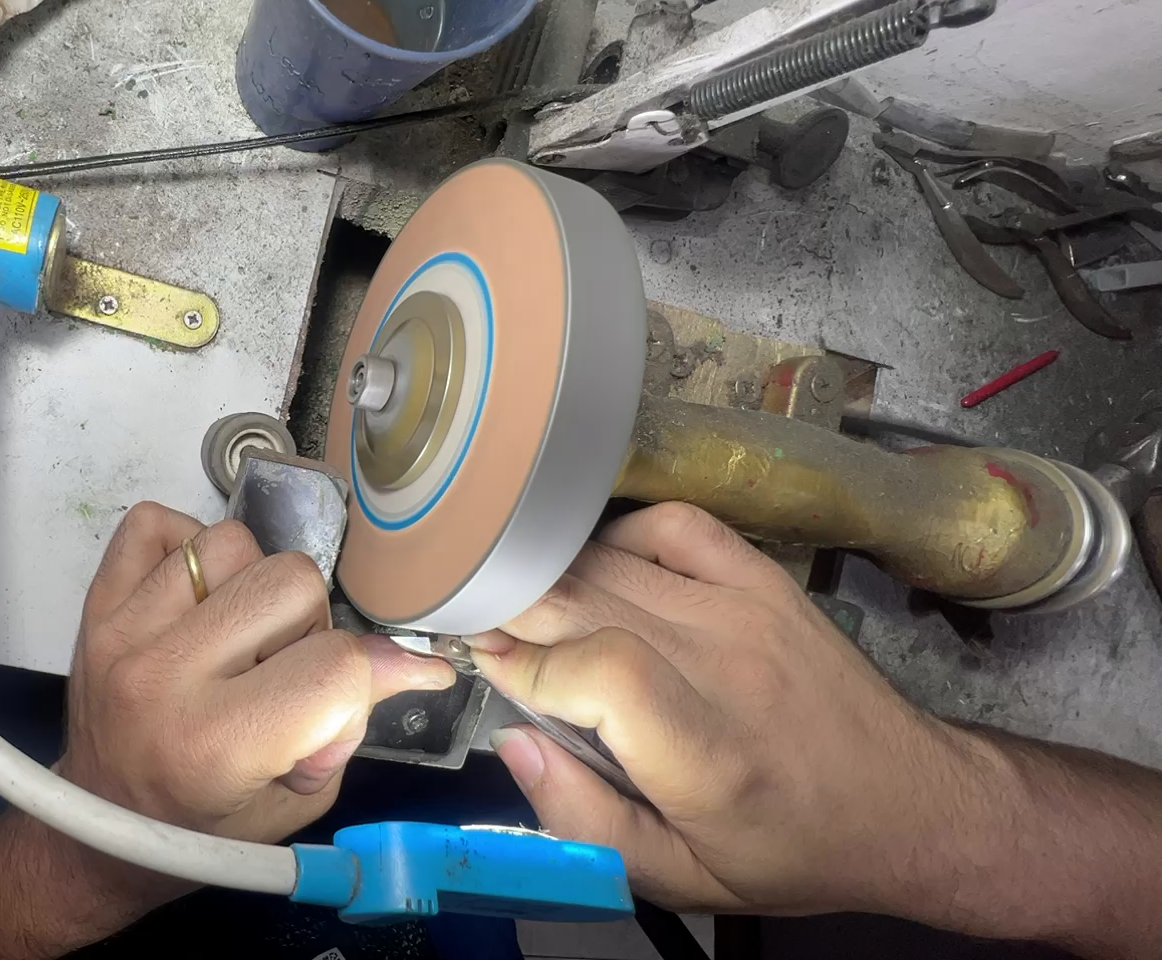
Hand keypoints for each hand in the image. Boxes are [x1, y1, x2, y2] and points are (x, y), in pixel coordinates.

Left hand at [57, 502, 454, 875]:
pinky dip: (184, 545)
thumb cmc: (205, 824)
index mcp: (214, 745)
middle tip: (280, 667)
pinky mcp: (95, 599)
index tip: (334, 706)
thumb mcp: (296, 795)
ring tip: (234, 633)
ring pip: (231, 541)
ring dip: (250, 582)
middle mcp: (161, 676)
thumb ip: (353, 719)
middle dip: (307, 623)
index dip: (359, 679)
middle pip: (290, 579)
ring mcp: (120, 629)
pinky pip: (154, 522)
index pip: (334, 666)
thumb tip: (414, 660)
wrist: (100, 826)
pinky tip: (193, 596)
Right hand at [471, 502, 984, 918]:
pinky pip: (667, 524)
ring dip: (546, 579)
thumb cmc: (787, 846)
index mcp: (709, 754)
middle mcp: (726, 666)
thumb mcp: (682, 878)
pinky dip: (615, 537)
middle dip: (511, 611)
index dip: (524, 664)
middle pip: (582, 601)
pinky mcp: (760, 578)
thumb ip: (582, 822)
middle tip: (484, 629)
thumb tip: (512, 740)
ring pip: (606, 561)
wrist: (918, 808)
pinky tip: (601, 571)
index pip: (595, 670)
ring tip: (528, 606)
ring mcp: (745, 609)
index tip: (493, 667)